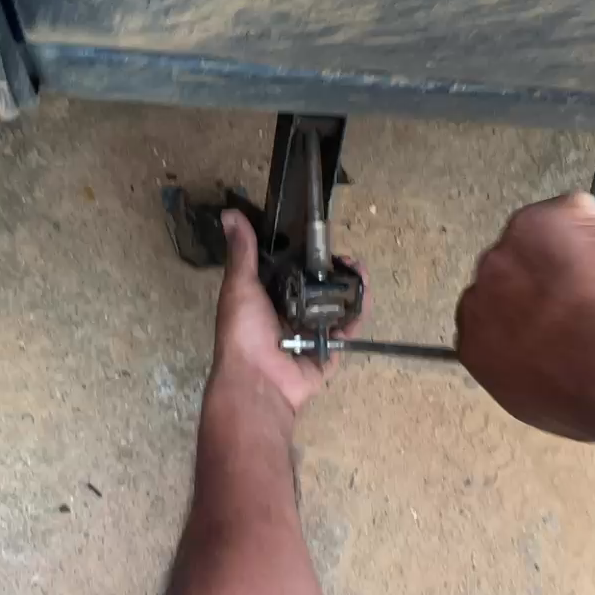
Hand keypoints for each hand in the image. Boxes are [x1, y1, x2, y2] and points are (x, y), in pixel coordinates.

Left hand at [209, 209, 358, 415]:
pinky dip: (358, 314)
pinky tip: (365, 295)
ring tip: (359, 270)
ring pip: (335, 306)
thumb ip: (243, 252)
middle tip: (346, 256)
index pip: (289, 271)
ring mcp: (309, 335)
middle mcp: (287, 316)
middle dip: (333, 270)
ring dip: (350, 287)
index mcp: (264, 300)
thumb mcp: (240, 285)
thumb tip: (230, 214)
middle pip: (316, 288)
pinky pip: (346, 331)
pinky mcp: (327, 352)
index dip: (305, 254)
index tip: (320, 238)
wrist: (258, 380)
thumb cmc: (243, 333)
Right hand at [455, 193, 594, 445]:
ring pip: (547, 238)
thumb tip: (547, 360)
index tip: (554, 320)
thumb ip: (526, 369)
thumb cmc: (593, 393)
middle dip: (546, 279)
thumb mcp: (543, 403)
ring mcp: (512, 247)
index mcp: (475, 339)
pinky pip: (582, 216)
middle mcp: (482, 290)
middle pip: (512, 271)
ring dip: (576, 251)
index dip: (527, 313)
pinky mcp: (552, 216)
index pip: (491, 315)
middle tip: (591, 299)